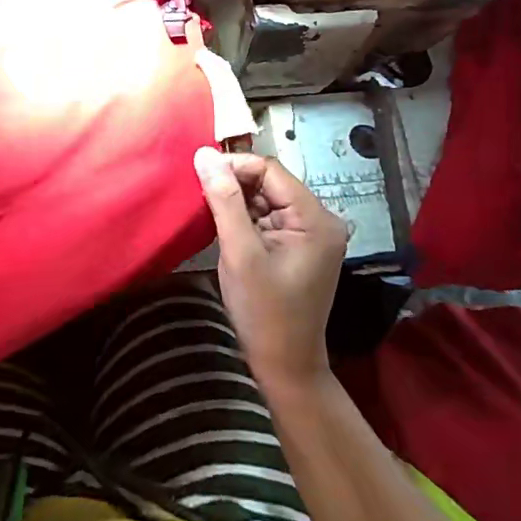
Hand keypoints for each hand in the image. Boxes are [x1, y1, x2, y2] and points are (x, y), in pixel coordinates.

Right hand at [194, 147, 346, 387]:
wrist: (285, 367)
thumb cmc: (264, 313)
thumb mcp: (240, 253)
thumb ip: (224, 200)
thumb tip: (204, 154)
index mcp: (316, 218)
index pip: (270, 170)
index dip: (234, 167)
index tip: (199, 176)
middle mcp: (320, 219)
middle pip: (270, 182)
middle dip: (234, 185)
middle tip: (201, 197)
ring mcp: (311, 234)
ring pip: (266, 198)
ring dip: (238, 202)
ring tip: (210, 213)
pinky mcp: (299, 246)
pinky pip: (268, 217)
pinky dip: (245, 218)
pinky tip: (227, 229)